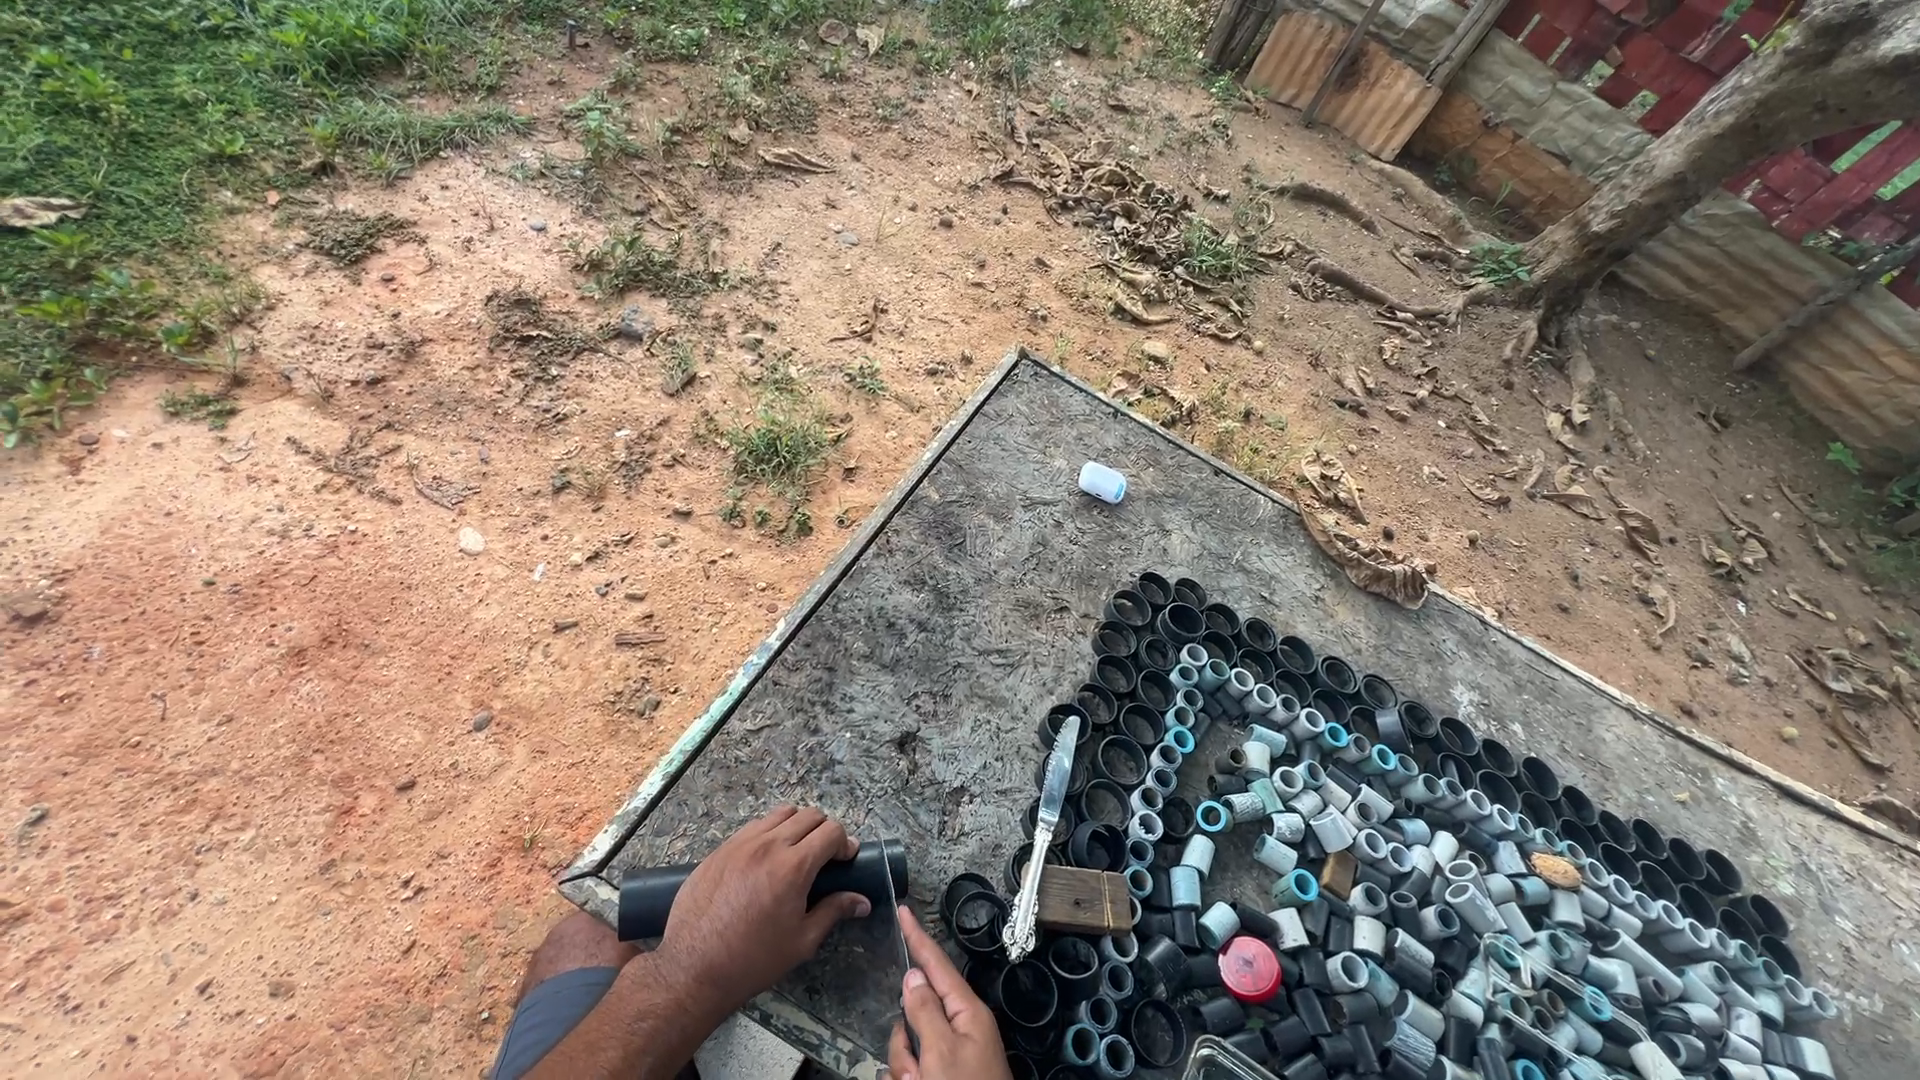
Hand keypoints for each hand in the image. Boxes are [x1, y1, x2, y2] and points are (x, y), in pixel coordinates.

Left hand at [658, 806, 872, 1018]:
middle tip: (824, 858)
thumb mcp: (802, 941)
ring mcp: (740, 843)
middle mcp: (768, 845)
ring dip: (796, 827)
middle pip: (809, 815)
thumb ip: (834, 912)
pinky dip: (768, 833)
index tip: (845, 860)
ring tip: (794, 853)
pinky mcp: (720, 849)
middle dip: (824, 832)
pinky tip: (764, 860)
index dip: (844, 843)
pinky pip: (753, 827)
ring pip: (780, 814)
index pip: (831, 831)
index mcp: (793, 866)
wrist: (693, 969)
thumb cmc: (753, 960)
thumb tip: (862, 901)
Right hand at [887, 906, 1012, 1079]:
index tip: (903, 909)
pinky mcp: (939, 1078)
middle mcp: (958, 1030)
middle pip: (913, 1014)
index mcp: (967, 1013)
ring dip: (908, 1072)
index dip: (917, 936)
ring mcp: (948, 1057)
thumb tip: (913, 974)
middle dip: (907, 1046)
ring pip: (906, 1048)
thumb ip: (924, 1010)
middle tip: (919, 1074)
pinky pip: (909, 1071)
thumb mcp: (943, 1053)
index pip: (937, 963)